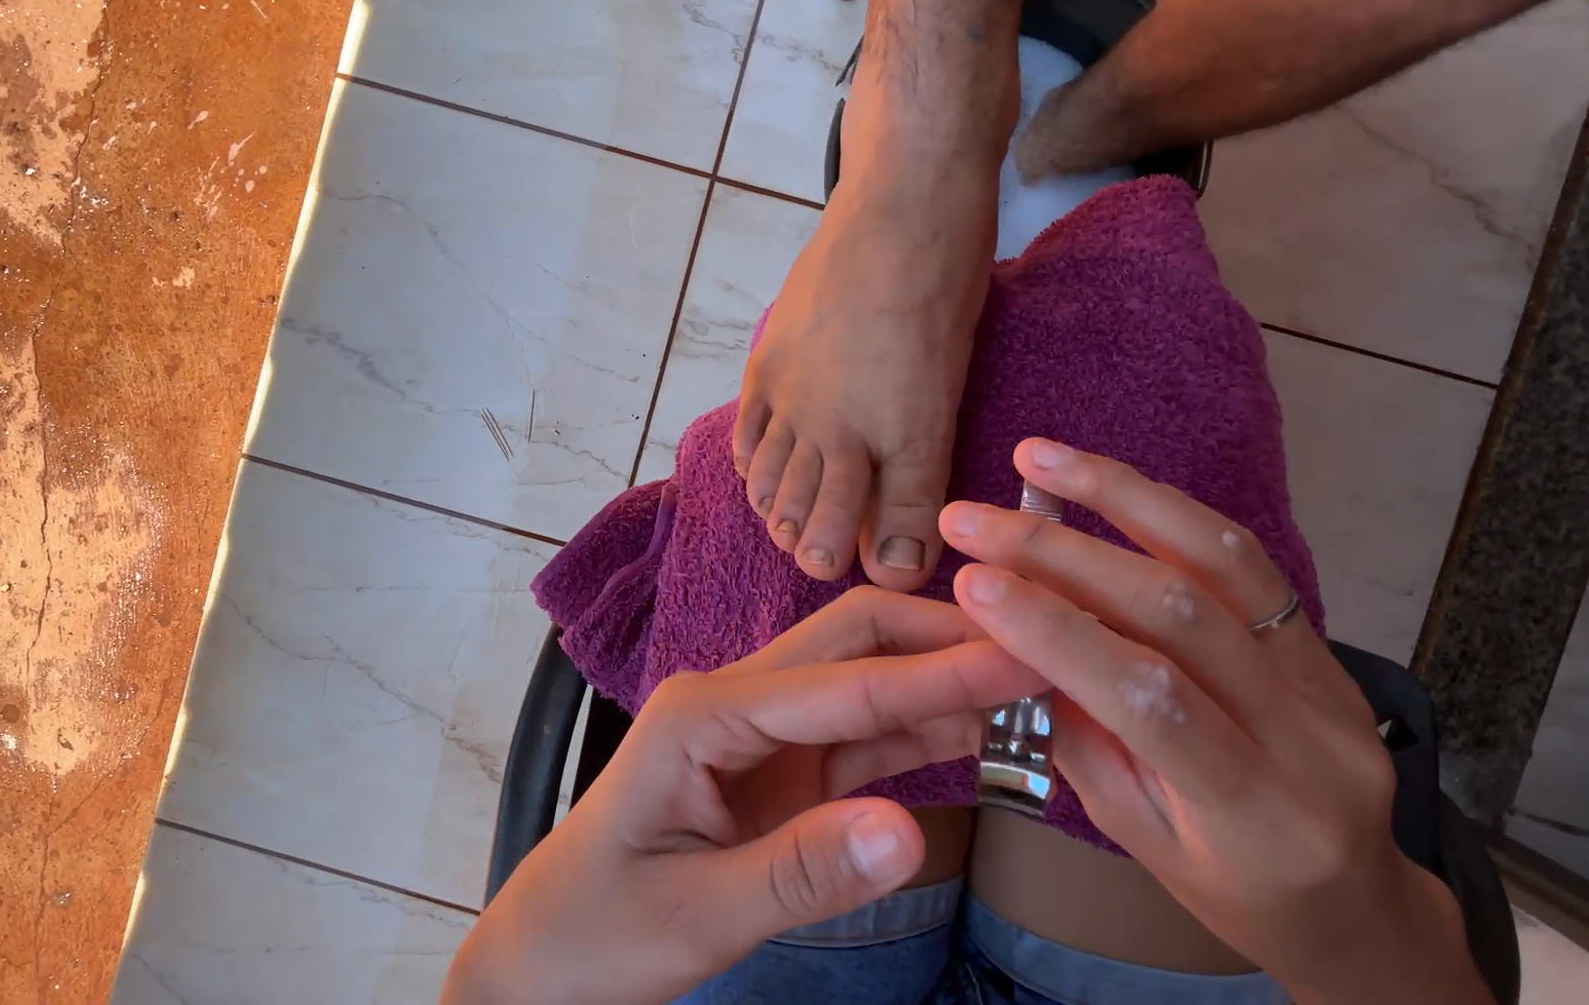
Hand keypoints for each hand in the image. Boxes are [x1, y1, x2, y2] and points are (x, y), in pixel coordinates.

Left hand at [445, 588, 1041, 1004]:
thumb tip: (908, 835)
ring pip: (868, 680)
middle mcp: (738, 696)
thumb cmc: (601, 929)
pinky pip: (864, 733)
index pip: (843, 683)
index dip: (940, 672)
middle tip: (1038, 648)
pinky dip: (925, 728)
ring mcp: (765, 727)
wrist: (550, 950)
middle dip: (943, 639)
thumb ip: (801, 874)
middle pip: (854, 640)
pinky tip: (983, 729)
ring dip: (945, 680)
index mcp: (704, 710)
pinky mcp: (785, 763)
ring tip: (1032, 684)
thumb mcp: (697, 914)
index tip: (1027, 657)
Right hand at [734, 170, 993, 591]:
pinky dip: (750, 461)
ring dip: (775, 507)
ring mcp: (787, 393)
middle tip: (809, 558)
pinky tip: (756, 471)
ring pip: (770, 473)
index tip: (844, 572)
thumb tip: (895, 567)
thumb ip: (914, 488)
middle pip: (798, 506)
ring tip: (783, 527)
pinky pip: (747, 429)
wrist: (899, 210)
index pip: (845, 528)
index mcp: (873, 445)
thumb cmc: (941, 301)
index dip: (840, 558)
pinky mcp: (767, 361)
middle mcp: (820, 428)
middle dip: (803, 540)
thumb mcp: (943, 403)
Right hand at [940, 439, 1491, 1004]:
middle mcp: (1308, 734)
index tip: (973, 583)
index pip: (1148, 698)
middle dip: (1058, 555)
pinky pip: (1242, 558)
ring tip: (1036, 458)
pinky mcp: (1322, 641)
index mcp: (1255, 810)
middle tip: (971, 519)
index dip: (1055, 630)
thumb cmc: (1229, 887)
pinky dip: (1161, 508)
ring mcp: (1326, 677)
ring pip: (1221, 561)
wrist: (1354, 900)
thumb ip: (1079, 734)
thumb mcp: (1136, 835)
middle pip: (1176, 613)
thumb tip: (1009, 640)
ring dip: (1117, 496)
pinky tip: (1102, 480)